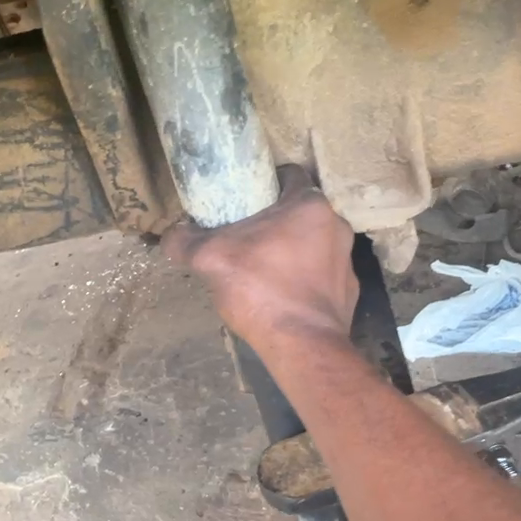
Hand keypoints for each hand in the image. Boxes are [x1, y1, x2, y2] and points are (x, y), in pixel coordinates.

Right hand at [163, 166, 357, 355]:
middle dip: (275, 221)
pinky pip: (321, 277)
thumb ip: (185, 241)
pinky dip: (302, 281)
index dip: (266, 181)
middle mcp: (336, 226)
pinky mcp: (349, 293)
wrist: (302, 345)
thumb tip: (171, 235)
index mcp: (309, 206)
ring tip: (261, 269)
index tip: (245, 197)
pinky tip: (280, 296)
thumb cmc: (260, 288)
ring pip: (313, 244)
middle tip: (246, 236)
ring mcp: (347, 261)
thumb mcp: (210, 258)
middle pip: (300, 213)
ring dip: (290, 251)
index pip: (290, 175)